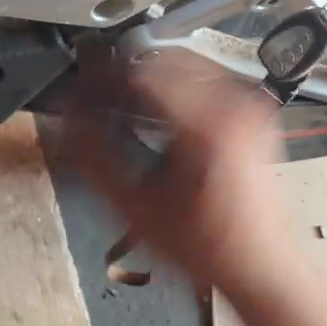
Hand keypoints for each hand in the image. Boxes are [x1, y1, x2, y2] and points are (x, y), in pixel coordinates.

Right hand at [61, 51, 293, 293]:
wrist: (261, 266)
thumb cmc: (207, 245)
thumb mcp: (136, 205)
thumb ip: (93, 156)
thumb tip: (66, 119)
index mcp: (206, 122)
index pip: (140, 70)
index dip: (101, 74)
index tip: (80, 84)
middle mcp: (234, 104)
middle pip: (163, 59)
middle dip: (123, 72)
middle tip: (94, 91)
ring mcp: (248, 107)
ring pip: (185, 65)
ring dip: (147, 77)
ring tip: (119, 101)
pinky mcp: (253, 115)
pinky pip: (205, 81)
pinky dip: (174, 87)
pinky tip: (153, 113)